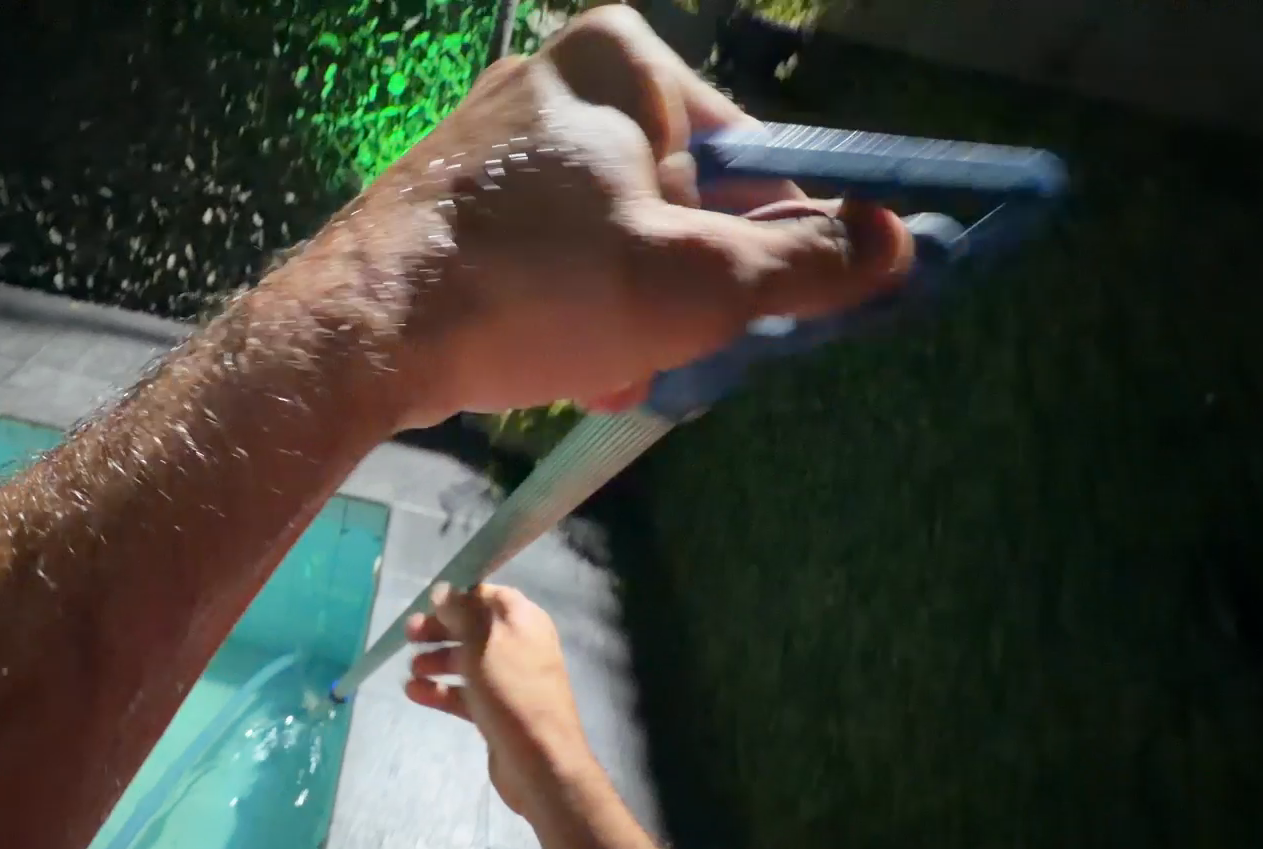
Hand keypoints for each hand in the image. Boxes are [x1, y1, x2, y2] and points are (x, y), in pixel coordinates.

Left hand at [344, 5, 912, 428]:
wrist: (365, 331)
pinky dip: (556, 313)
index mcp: (622, 63)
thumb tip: (897, 243)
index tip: (751, 305)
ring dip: (615, 318)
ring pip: (597, 243)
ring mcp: (489, 147)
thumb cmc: (539, 291)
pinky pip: (535, 260)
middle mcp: (550, 87)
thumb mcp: (695, 283)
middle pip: (661, 204)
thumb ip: (803, 262)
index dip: (759, 240)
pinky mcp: (447, 208)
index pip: (737, 155)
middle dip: (669, 294)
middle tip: (662, 354)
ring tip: (602, 372)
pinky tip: (555, 363)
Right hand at [404, 585, 601, 821]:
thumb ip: (460, 612)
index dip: (455, 597)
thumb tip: (443, 590)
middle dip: (439, 631)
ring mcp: (507, 679)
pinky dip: (440, 691)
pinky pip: (464, 693)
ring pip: (465, 661)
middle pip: (471, 628)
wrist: (541, 762)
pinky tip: (414, 693)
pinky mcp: (496, 709)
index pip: (486, 595)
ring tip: (411, 670)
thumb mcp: (483, 643)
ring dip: (436, 662)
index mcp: (522, 620)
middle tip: (408, 636)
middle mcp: (518, 644)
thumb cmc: (512, 691)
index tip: (426, 605)